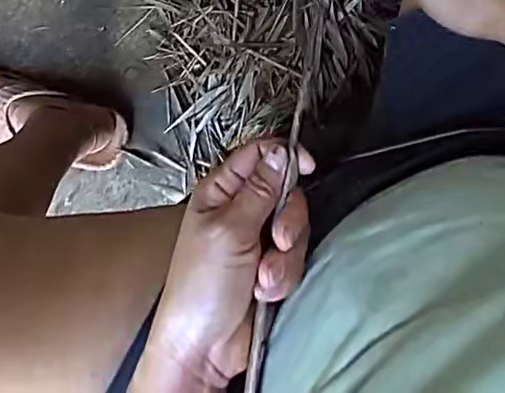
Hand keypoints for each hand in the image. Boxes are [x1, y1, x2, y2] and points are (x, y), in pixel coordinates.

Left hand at [133, 139, 314, 392]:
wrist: (202, 351)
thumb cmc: (198, 289)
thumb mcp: (230, 231)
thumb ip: (260, 190)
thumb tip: (281, 153)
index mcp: (221, 191)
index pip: (259, 153)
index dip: (284, 154)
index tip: (306, 164)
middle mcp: (240, 209)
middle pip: (285, 189)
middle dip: (288, 217)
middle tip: (278, 238)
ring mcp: (257, 237)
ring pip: (294, 225)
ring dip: (284, 256)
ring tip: (263, 276)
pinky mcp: (271, 264)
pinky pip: (294, 256)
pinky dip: (283, 275)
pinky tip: (263, 291)